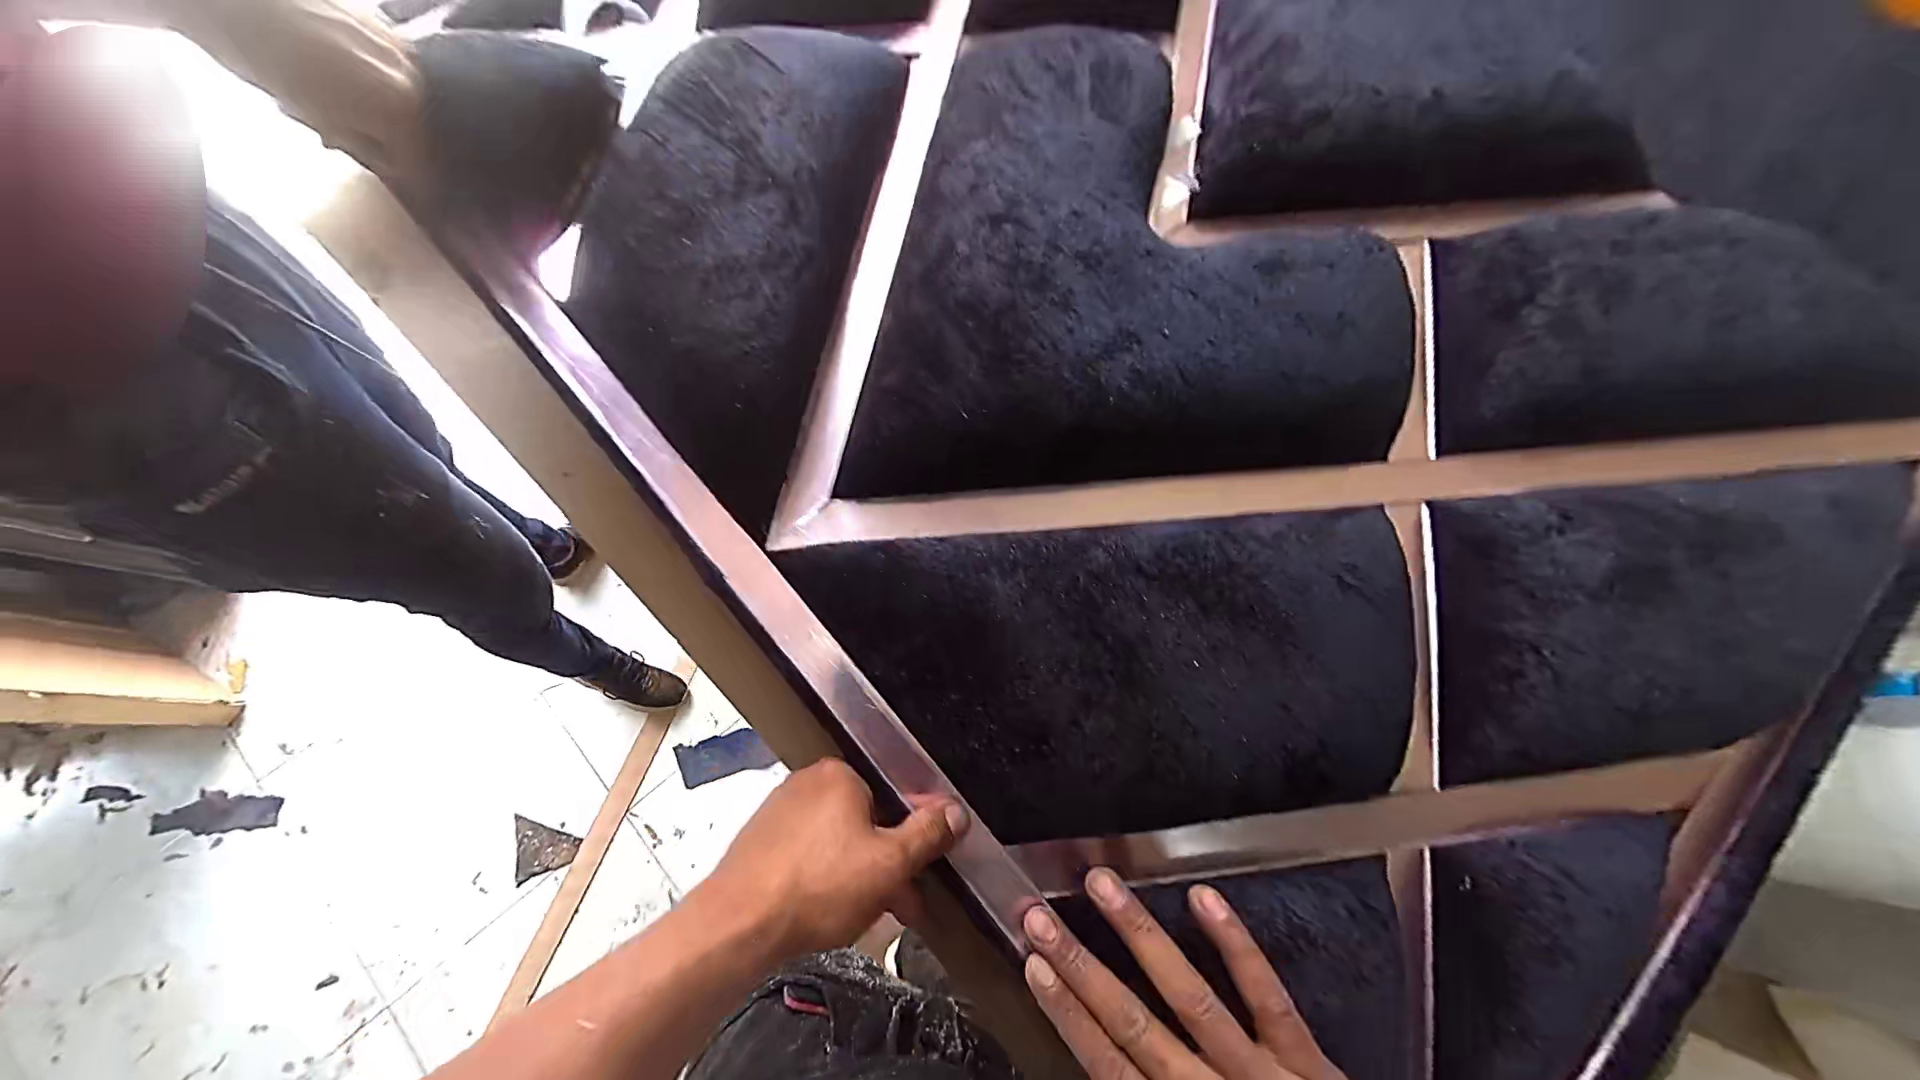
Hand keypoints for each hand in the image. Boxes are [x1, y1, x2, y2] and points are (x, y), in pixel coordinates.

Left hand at [694, 759, 968, 961]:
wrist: (736, 928)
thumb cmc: (814, 889)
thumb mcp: (889, 864)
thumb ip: (927, 835)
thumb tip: (955, 813)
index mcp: (840, 775)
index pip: (894, 798)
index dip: (913, 840)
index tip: (920, 873)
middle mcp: (808, 782)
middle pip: (865, 821)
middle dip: (886, 864)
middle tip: (899, 902)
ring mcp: (780, 811)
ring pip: (837, 841)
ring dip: (859, 874)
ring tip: (867, 915)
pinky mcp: (761, 841)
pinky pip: (807, 854)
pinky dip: (825, 877)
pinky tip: (829, 911)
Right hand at [1022, 868, 1347, 1079]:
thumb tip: (1108, 1068)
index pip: (1107, 1066)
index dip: (1067, 1014)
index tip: (1032, 965)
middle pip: (1132, 1024)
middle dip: (1080, 967)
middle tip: (1038, 916)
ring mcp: (1260, 1078)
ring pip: (1189, 996)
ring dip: (1139, 934)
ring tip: (1101, 884)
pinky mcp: (1309, 1066)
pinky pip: (1269, 999)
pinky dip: (1236, 948)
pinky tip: (1202, 897)